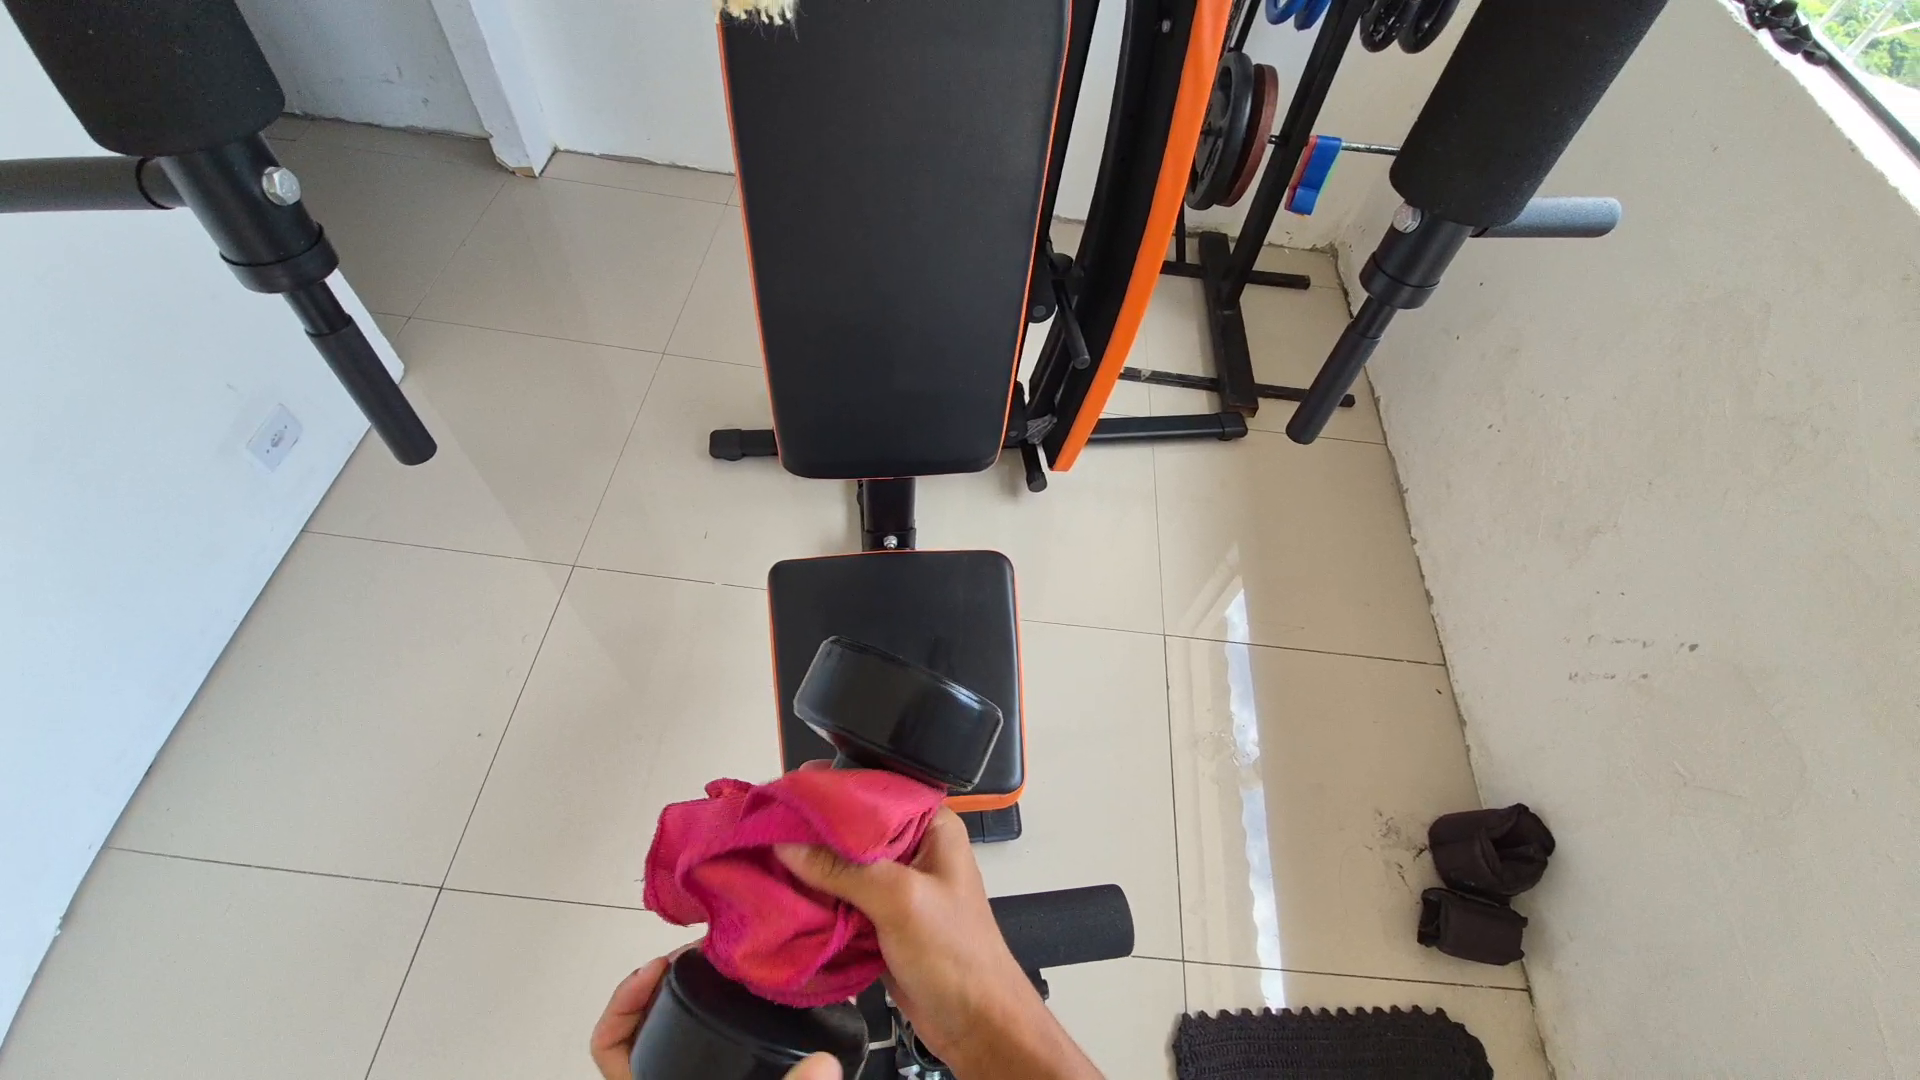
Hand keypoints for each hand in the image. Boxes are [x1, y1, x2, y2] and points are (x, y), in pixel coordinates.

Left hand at [591, 952, 840, 1079]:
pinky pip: (710, 1057)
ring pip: (683, 1045)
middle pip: (651, 1032)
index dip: (626, 1000)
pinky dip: (726, 1033)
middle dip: (678, 988)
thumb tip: (824, 1064)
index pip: (612, 1046)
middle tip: (717, 955)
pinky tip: (760, 1012)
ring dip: (704, 1006)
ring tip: (741, 974)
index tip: (661, 967)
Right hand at [777, 808, 1101, 1079]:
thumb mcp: (900, 900)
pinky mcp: (878, 914)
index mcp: (932, 825)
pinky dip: (815, 894)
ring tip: (764, 848)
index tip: (794, 786)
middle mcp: (913, 846)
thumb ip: (844, 870)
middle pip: (856, 826)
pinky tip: (782, 887)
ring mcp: (895, 881)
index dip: (837, 786)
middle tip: (769, 818)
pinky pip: (839, 895)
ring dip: (810, 862)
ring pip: (843, 861)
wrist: (973, 1021)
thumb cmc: (955, 953)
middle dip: (815, 826)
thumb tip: (788, 844)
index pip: (878, 790)